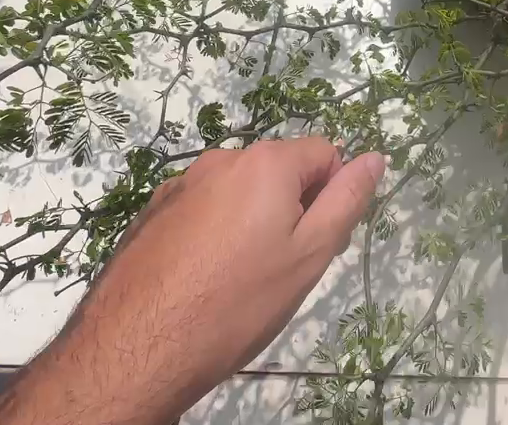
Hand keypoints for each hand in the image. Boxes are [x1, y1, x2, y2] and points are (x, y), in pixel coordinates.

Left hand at [0, 138, 385, 424]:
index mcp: (267, 161)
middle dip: (289, 208)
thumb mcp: (310, 256)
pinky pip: (201, 209)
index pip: (325, 154)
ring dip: (250, 220)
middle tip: (278, 267)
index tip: (311, 243)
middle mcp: (223, 158)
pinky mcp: (150, 213)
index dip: (329, 197)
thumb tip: (375, 157)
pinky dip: (211, 233)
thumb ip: (347, 200)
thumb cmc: (236, 303)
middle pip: (280, 171)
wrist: (132, 353)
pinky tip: (198, 279)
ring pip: (239, 192)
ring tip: (235, 279)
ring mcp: (180, 184)